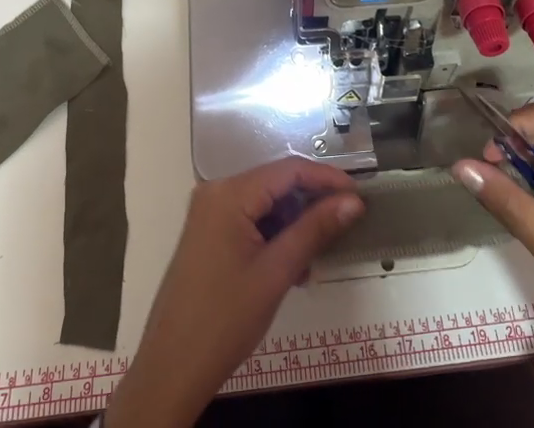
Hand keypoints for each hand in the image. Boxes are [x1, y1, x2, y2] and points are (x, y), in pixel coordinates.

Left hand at [104, 157, 363, 427]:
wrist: (173, 365)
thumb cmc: (226, 318)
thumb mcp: (277, 271)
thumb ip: (315, 229)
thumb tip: (352, 201)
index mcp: (228, 194)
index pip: (288, 170)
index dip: (327, 178)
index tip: (360, 195)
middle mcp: (215, 193)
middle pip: (276, 184)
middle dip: (311, 203)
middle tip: (344, 226)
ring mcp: (208, 213)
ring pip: (265, 204)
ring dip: (294, 225)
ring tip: (316, 258)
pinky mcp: (207, 234)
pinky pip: (250, 220)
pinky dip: (274, 236)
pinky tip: (292, 267)